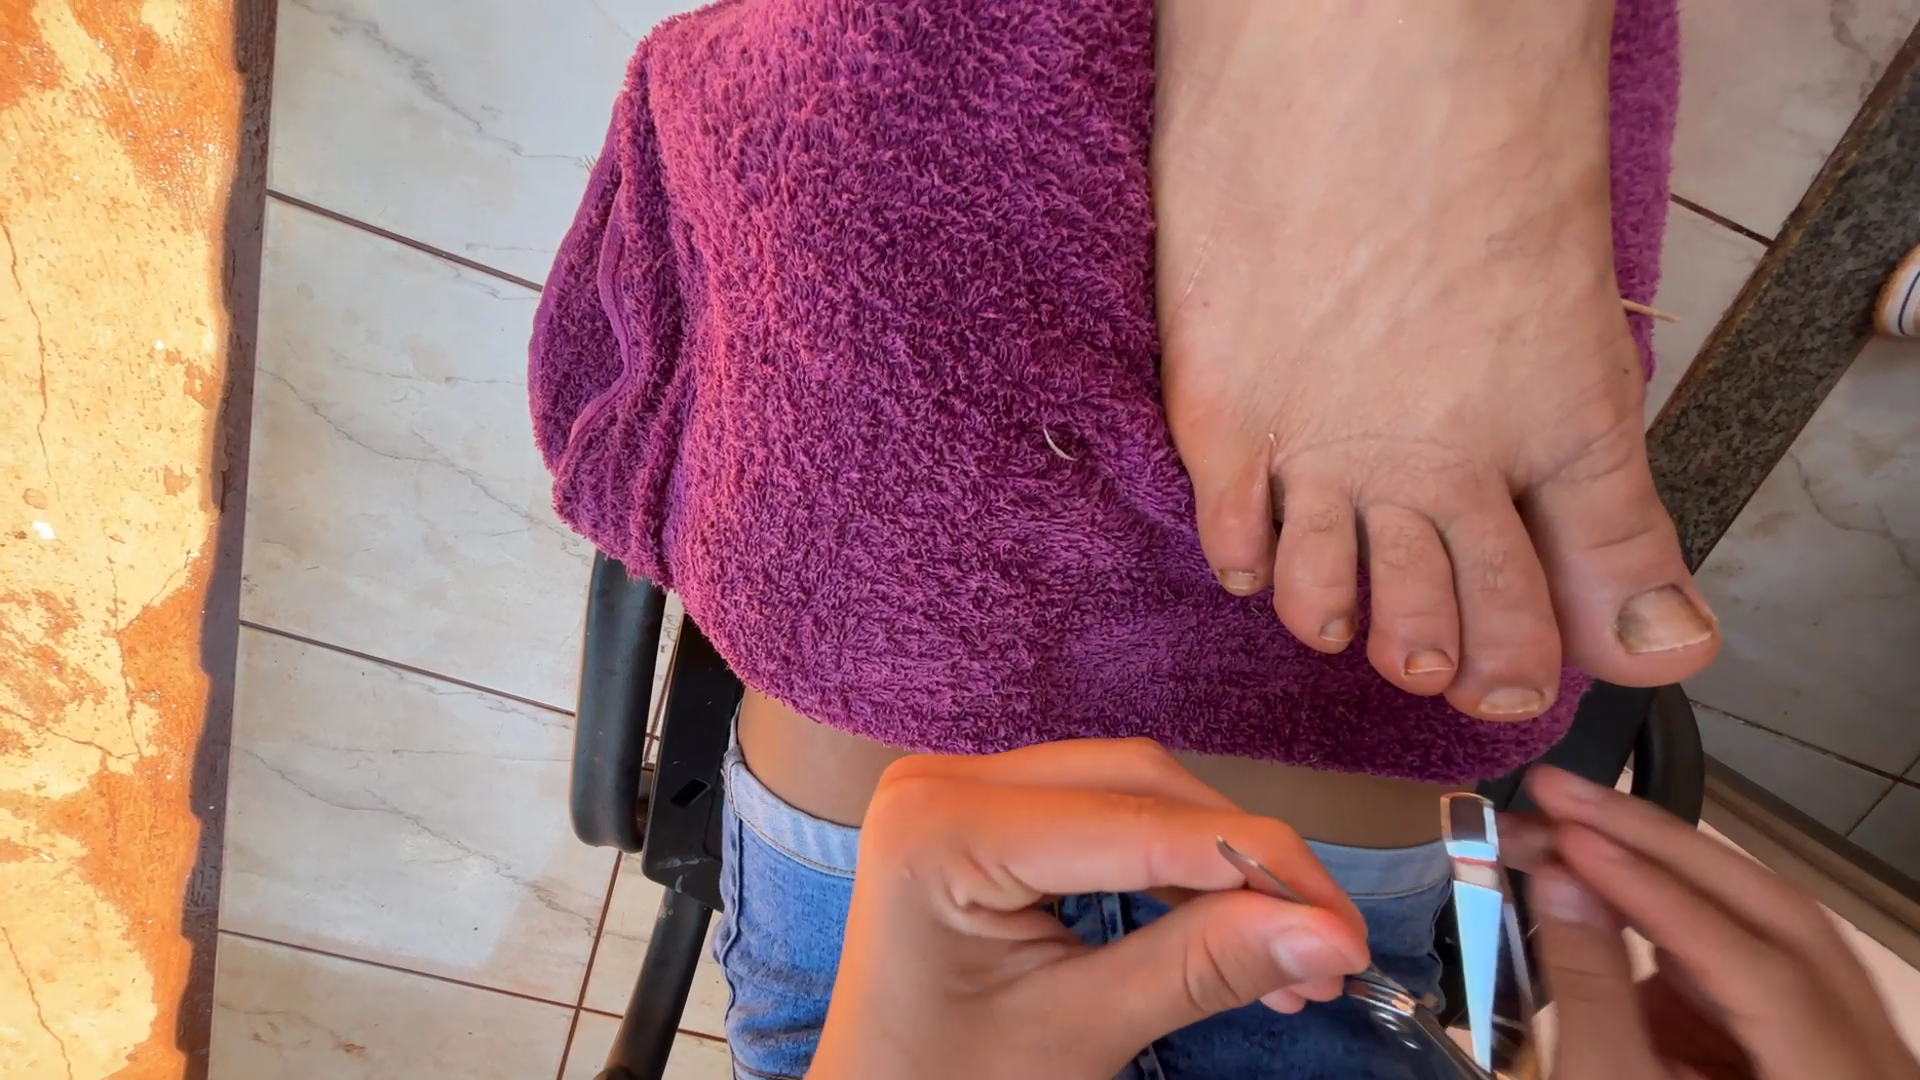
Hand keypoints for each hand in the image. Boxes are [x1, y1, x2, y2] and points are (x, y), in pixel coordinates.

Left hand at [807, 739, 1370, 1078]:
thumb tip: (1326, 933)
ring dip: (1206, 850)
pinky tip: (1213, 906)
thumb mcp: (1076, 1033)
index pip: (1128, 821)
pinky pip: (1090, 803)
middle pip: (1128, 780)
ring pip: (1119, 784)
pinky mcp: (979, 800)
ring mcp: (957, 780)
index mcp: (944, 828)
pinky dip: (1159, 850)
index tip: (1344, 921)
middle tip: (1320, 931)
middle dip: (1234, 850)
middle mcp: (945, 778)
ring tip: (1281, 935)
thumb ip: (1201, 968)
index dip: (1250, 861)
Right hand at [1153, 0, 1716, 719]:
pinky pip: (1232, 539)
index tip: (1539, 680)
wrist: (1348, 42)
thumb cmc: (1472, 119)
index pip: (1582, 587)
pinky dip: (1247, 565)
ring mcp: (1314, 444)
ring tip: (1341, 624)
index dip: (1564, 653)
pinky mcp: (1220, 417)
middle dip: (1456, 658)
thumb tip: (1648, 582)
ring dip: (1342, 624)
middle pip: (1450, 613)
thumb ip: (1589, 437)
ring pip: (1330, 598)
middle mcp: (1431, 455)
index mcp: (1548, 414)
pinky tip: (1251, 561)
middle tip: (1441, 667)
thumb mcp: (1570, 280)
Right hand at [1521, 767, 1919, 1079]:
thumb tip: (1556, 871)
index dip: (1659, 897)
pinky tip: (1583, 857)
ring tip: (1559, 809)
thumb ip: (1588, 983)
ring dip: (1647, 849)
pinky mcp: (1773, 1009)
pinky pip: (1718, 925)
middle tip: (1555, 789)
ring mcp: (1827, 1026)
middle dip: (1655, 839)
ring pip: (1753, 910)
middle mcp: (1868, 1055)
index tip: (1566, 836)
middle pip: (1778, 916)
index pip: (1763, 972)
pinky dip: (1646, 883)